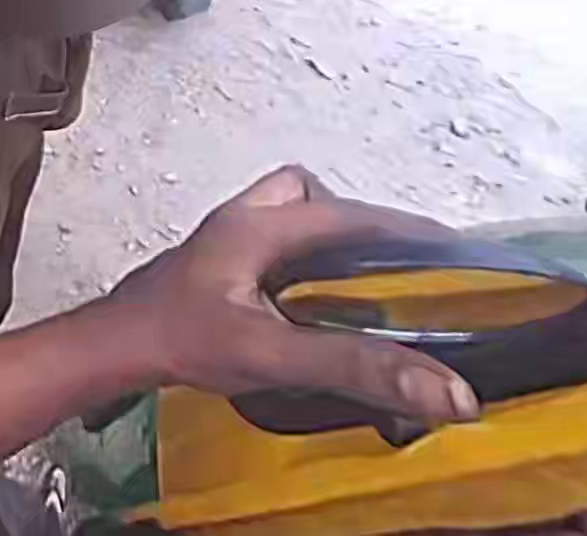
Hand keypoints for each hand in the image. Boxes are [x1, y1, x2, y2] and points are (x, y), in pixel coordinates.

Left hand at [108, 164, 479, 427]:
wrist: (123, 341)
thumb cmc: (183, 337)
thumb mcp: (270, 353)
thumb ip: (355, 367)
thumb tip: (453, 390)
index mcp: (252, 227)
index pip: (340, 211)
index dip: (405, 229)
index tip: (463, 256)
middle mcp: (239, 220)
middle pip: (308, 195)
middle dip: (361, 222)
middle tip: (410, 269)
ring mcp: (226, 238)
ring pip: (290, 213)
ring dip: (334, 238)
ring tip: (381, 286)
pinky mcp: (222, 259)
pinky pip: (279, 240)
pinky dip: (312, 256)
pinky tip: (330, 302)